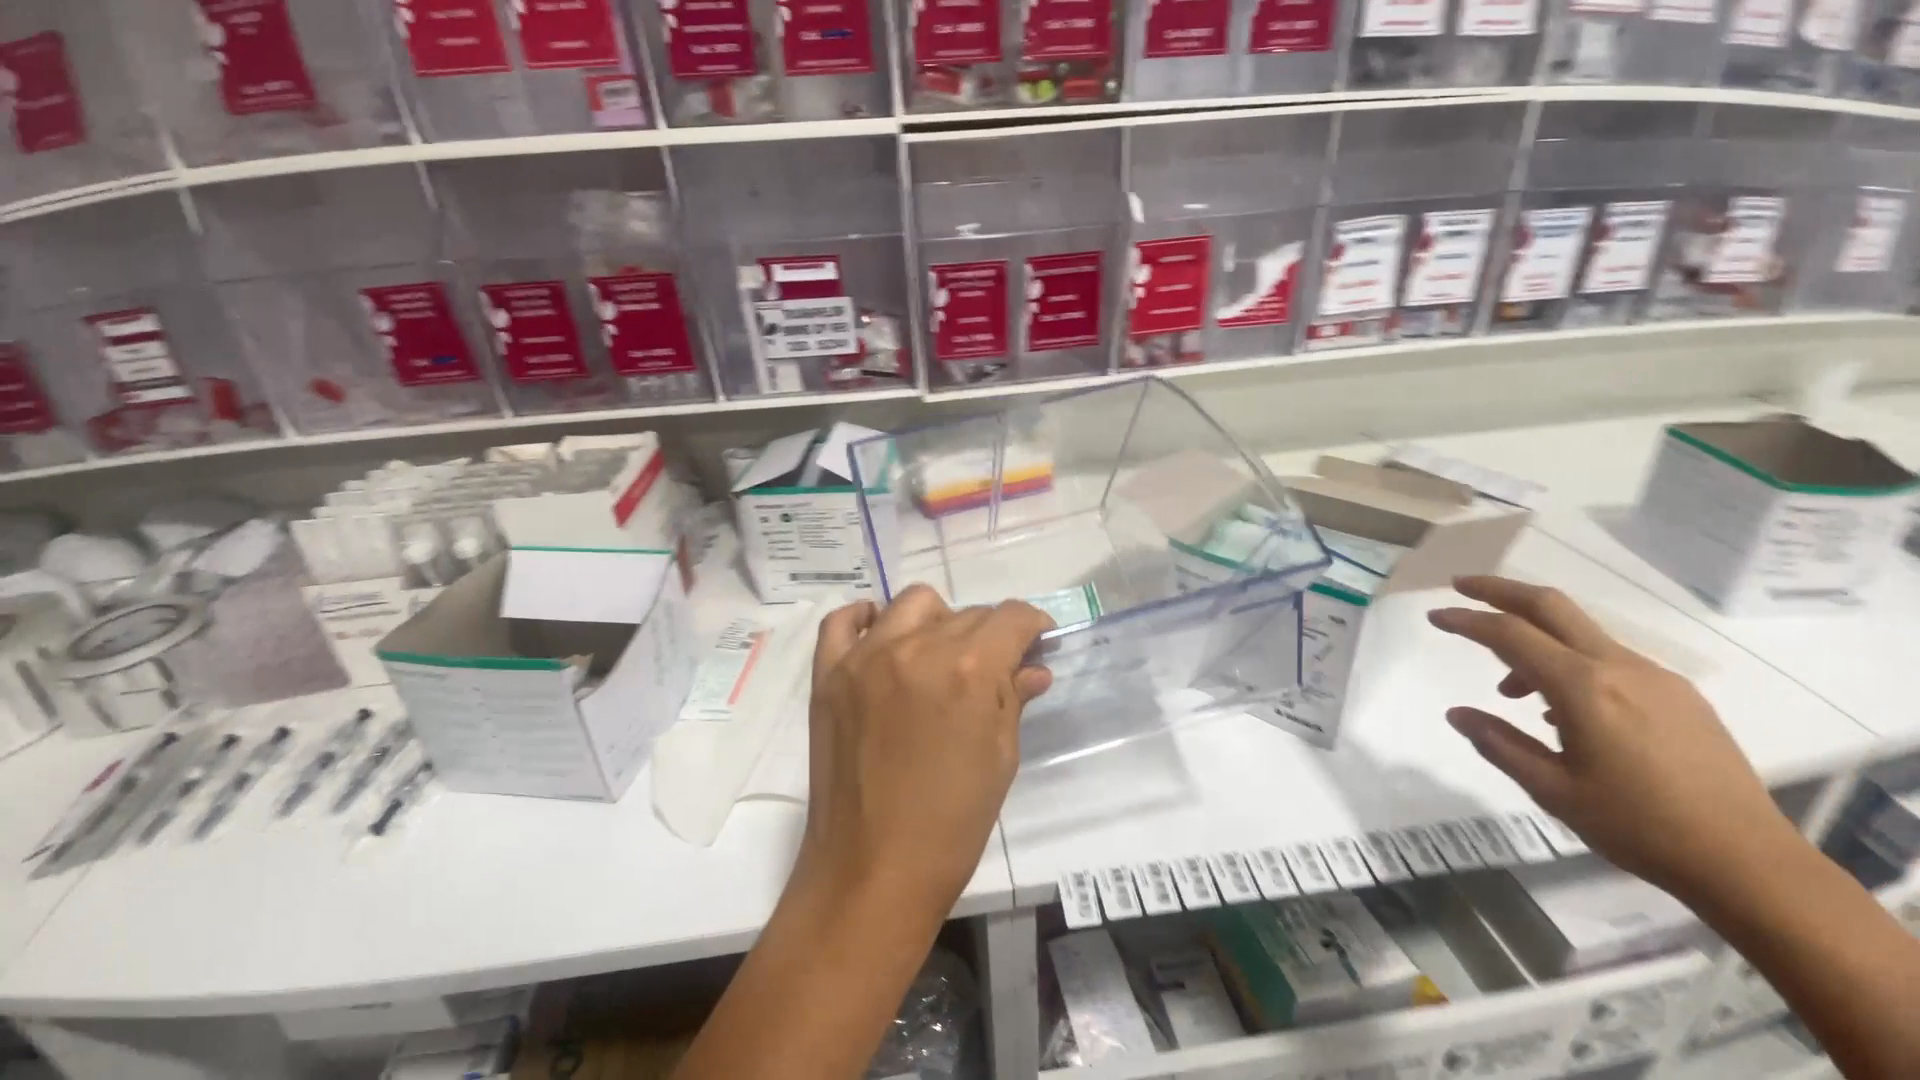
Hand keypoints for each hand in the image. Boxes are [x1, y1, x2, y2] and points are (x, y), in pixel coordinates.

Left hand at [798, 586, 1054, 913]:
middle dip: (990, 634)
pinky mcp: (828, 675)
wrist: (873, 869)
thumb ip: (1013, 699)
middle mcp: (917, 648)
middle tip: (993, 670)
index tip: (1037, 643)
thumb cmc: (952, 823)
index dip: (1033, 626)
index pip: (1012, 618)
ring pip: (912, 604)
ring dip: (937, 620)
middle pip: (966, 613)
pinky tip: (882, 640)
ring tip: (939, 658)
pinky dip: (866, 620)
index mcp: (969, 669)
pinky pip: (843, 622)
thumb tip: (1032, 668)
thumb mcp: (1000, 759)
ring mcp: (865, 658)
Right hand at [1428, 575, 1798, 903]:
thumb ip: (1500, 744)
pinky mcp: (1679, 695)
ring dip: (1536, 639)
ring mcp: (1656, 677)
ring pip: (1581, 635)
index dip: (1468, 621)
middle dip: (1501, 590)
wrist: (1745, 859)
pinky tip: (1563, 710)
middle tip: (1462, 588)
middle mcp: (1620, 668)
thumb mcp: (1553, 791)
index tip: (1435, 616)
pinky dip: (1571, 664)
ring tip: (1509, 688)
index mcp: (1584, 688)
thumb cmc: (1637, 827)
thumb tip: (1457, 713)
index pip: (1511, 635)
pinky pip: (1610, 660)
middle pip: (1552, 606)